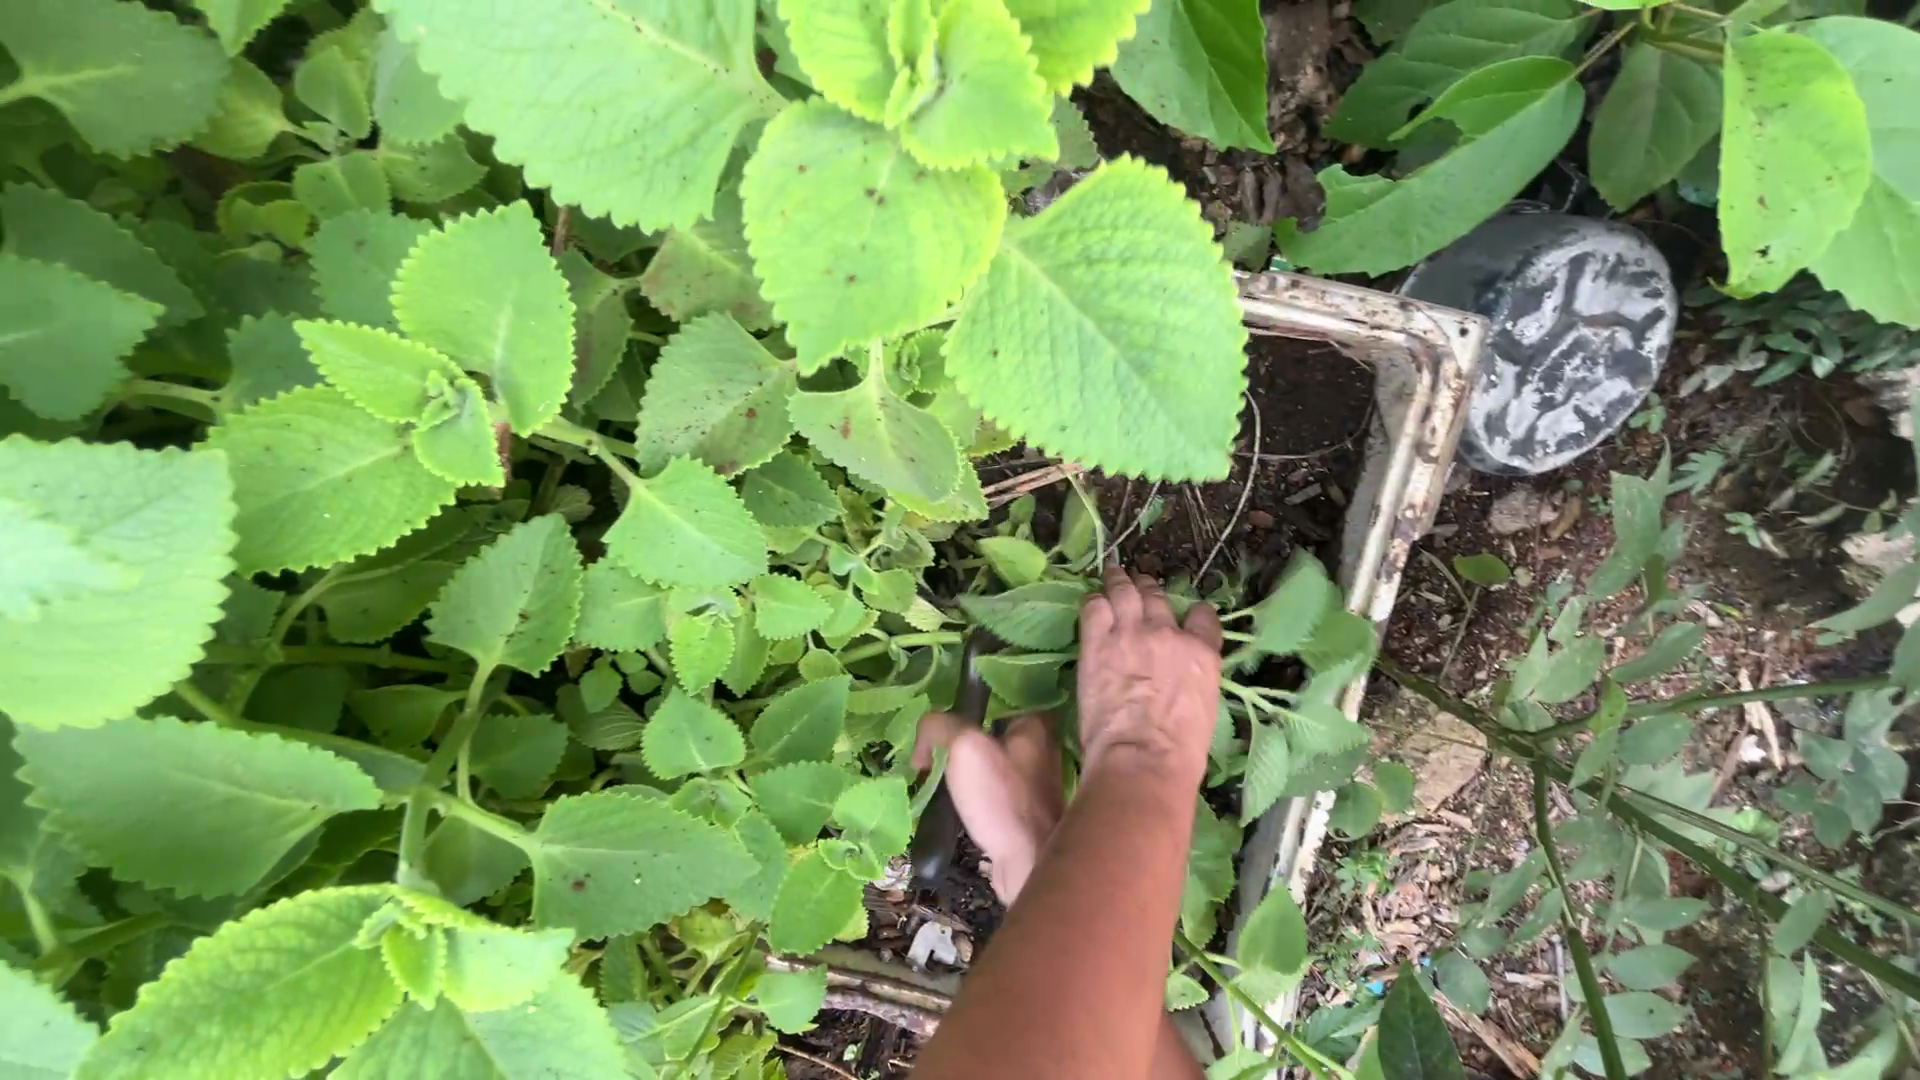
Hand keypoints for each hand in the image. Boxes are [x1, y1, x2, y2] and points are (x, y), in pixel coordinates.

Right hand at [914, 712, 1063, 903]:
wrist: (1029, 864)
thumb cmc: (1002, 800)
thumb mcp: (965, 748)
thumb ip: (939, 726)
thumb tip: (923, 741)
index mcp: (1035, 721)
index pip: (994, 694)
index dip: (962, 702)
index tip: (938, 717)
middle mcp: (1040, 744)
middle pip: (987, 727)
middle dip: (956, 737)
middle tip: (928, 749)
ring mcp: (1033, 777)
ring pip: (987, 757)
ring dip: (960, 766)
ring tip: (932, 773)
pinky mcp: (1024, 806)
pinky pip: (990, 785)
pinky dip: (970, 789)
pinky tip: (951, 799)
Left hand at [1076, 564, 1222, 789]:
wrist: (1143, 756)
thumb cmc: (1180, 751)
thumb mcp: (1204, 709)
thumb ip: (1193, 680)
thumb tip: (1179, 681)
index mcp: (1201, 653)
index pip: (1202, 616)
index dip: (1194, 612)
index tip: (1186, 614)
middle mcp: (1167, 633)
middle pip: (1157, 597)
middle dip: (1148, 588)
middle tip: (1139, 584)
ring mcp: (1130, 632)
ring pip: (1124, 592)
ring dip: (1119, 582)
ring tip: (1113, 574)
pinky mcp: (1097, 641)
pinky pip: (1094, 607)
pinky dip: (1094, 601)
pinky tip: (1091, 601)